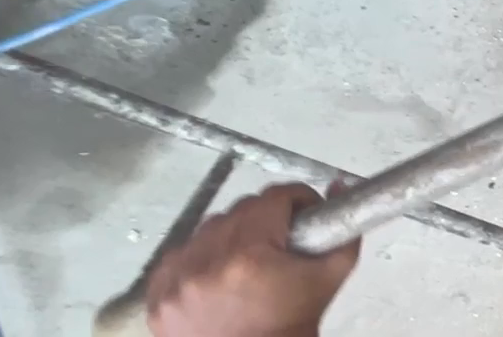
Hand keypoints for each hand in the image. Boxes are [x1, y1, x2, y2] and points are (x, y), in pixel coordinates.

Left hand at [147, 183, 358, 336]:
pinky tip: (217, 266)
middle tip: (282, 232)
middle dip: (267, 213)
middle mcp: (206, 264)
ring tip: (250, 250)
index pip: (273, 197)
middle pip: (241, 209)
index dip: (296, 197)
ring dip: (233, 230)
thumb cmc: (297, 317)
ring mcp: (175, 283)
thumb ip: (345, 225)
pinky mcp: (157, 300)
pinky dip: (199, 253)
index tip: (306, 212)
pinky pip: (179, 254)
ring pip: (209, 228)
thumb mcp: (335, 270)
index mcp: (249, 254)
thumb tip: (337, 184)